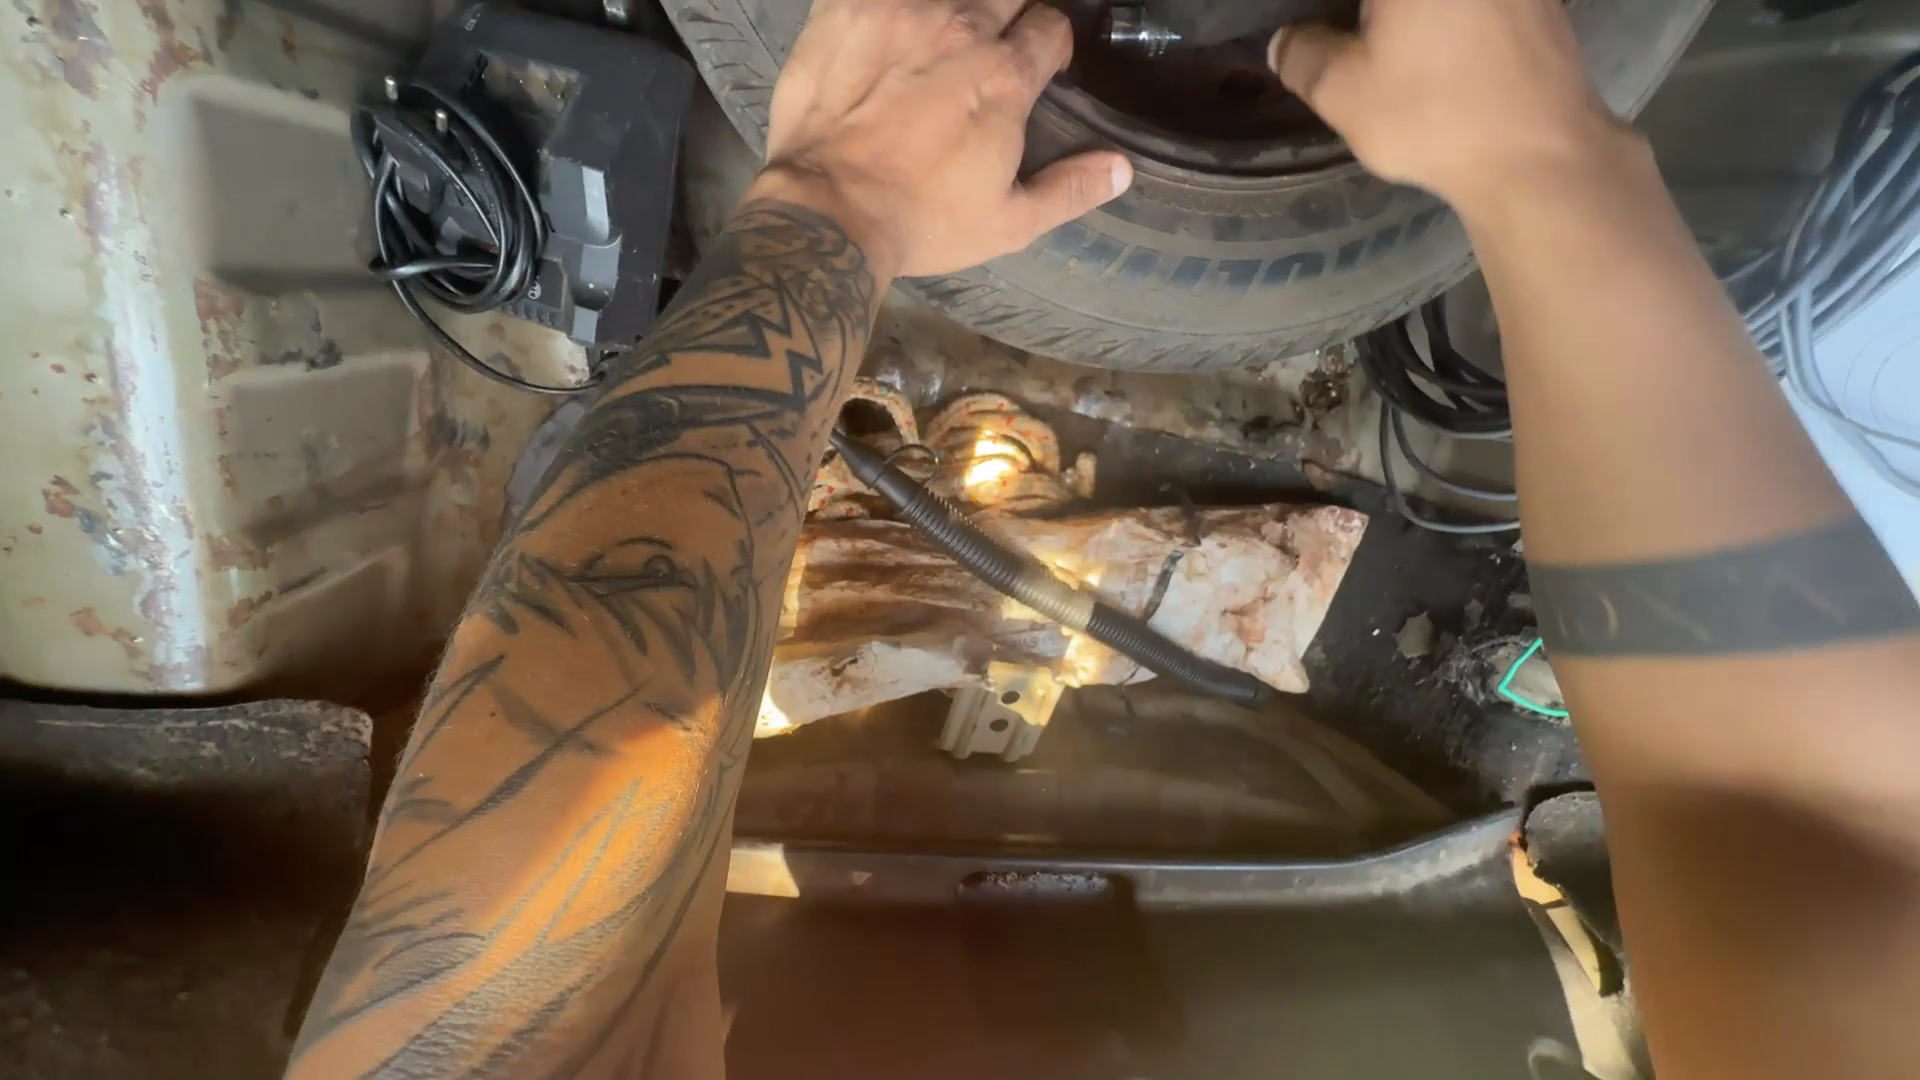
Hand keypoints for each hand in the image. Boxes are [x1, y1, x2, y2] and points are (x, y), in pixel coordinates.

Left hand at [749, 0, 1132, 277]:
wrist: (830, 212)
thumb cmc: (923, 223)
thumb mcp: (1007, 224)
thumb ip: (1068, 191)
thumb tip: (1122, 168)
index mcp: (1005, 77)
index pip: (1051, 28)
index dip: (1049, 46)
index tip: (1037, 68)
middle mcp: (961, 26)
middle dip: (1007, 18)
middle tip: (986, 52)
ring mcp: (901, 8)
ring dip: (958, 9)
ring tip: (945, 39)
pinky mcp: (847, 7)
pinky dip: (899, 6)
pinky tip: (899, 28)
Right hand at [1268, 0, 1637, 210]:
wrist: (1530, 146)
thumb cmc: (1427, 114)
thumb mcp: (1341, 92)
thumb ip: (1302, 56)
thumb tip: (1284, 39)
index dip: (1320, 13)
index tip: (1307, 37)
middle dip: (1354, 16)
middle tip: (1331, 44)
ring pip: (1425, 4)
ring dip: (1398, 22)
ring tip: (1380, 55)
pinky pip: (1466, 7)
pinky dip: (1438, 22)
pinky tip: (1430, 58)